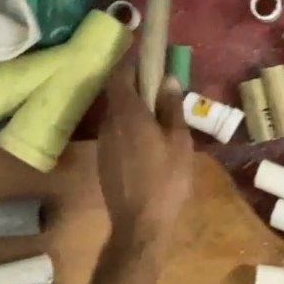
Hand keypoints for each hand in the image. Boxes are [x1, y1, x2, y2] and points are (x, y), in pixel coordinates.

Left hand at [95, 62, 193, 247]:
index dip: (132, 63)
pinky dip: (130, 128)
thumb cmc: (166, 179)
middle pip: (118, 94)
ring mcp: (104, 143)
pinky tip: (148, 143)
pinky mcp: (104, 160)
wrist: (140, 224)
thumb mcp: (179, 141)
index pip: (121, 75)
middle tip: (160, 90)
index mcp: (128, 113)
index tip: (148, 59)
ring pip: (116, 115)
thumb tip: (168, 79)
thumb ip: (172, 108)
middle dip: (136, 87)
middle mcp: (110, 123)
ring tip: (158, 118)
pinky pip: (116, 133)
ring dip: (133, 109)